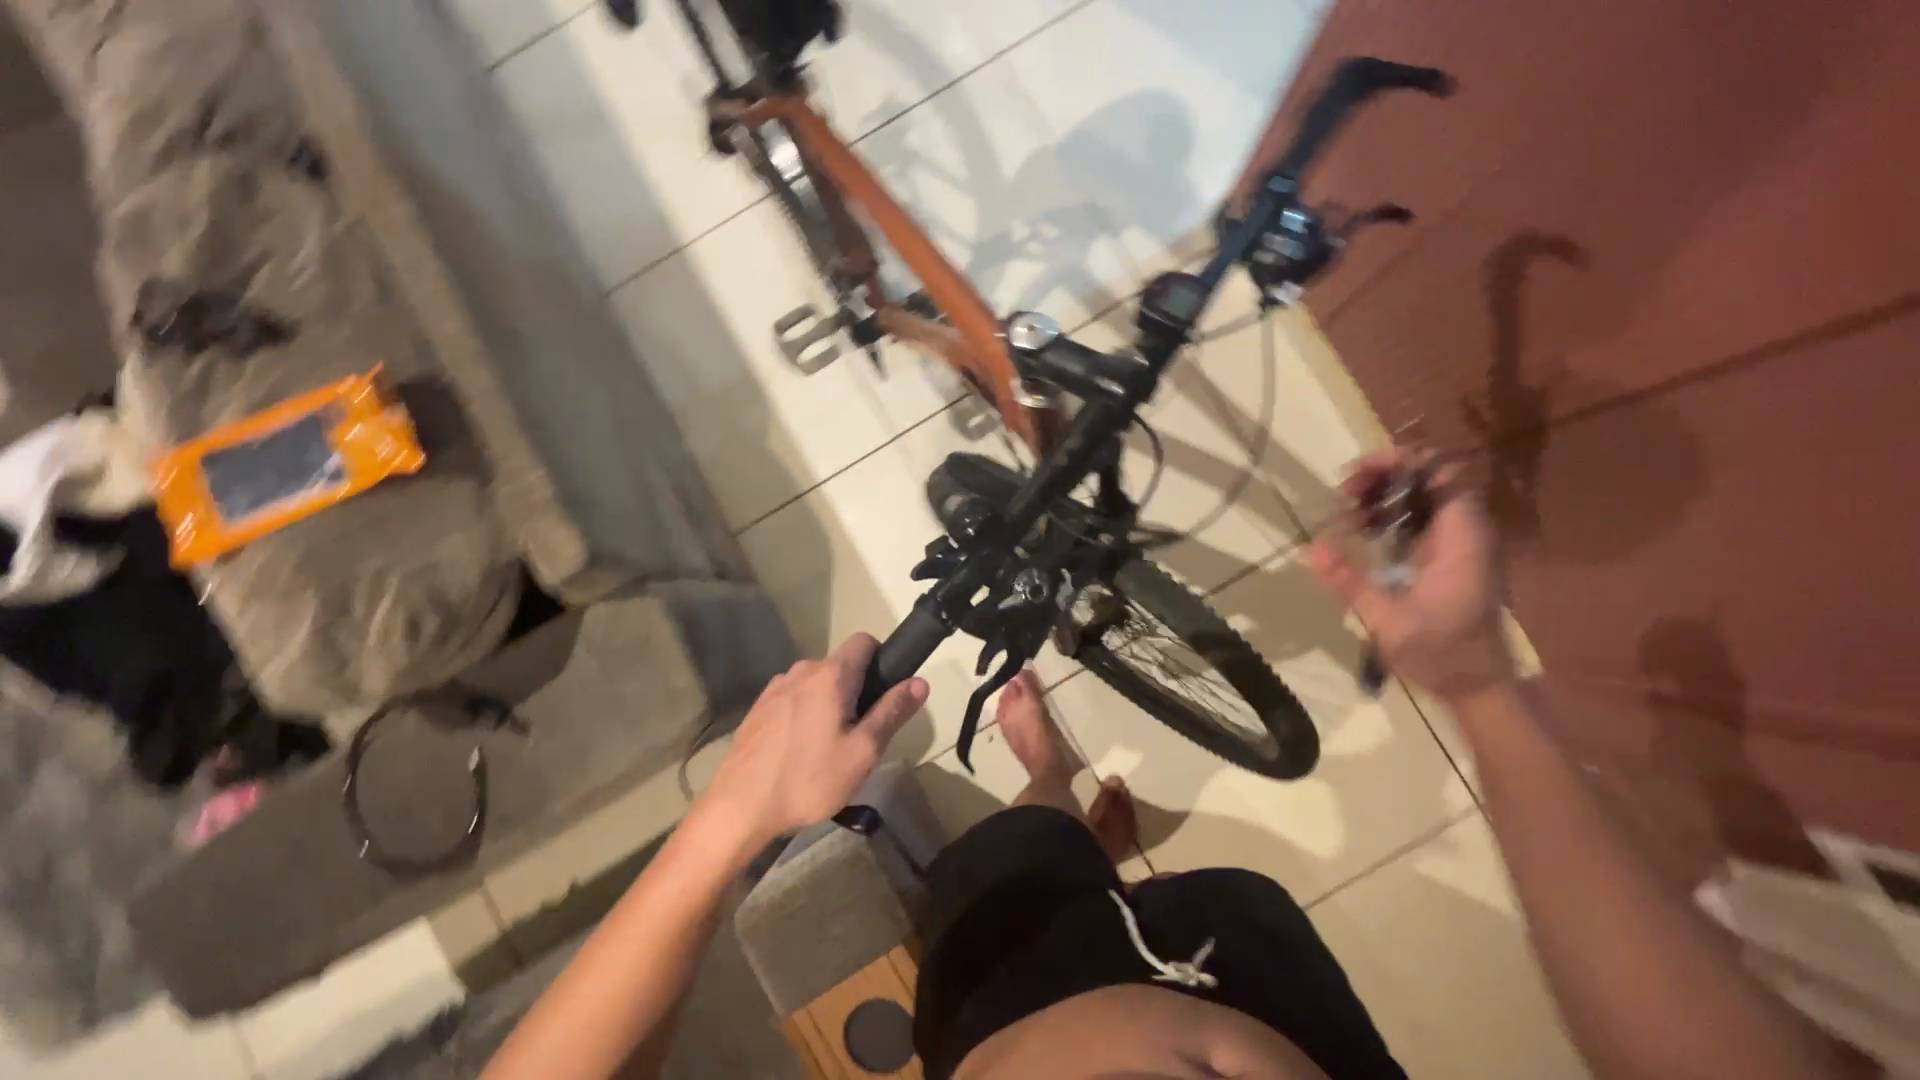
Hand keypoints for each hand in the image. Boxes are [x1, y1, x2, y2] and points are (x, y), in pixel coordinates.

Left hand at [698, 634, 928, 847]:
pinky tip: (800, 754)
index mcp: (830, 675)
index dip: (882, 660)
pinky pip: (794, 701)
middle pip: (841, 667)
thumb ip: (892, 712)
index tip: (885, 695)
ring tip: (828, 751)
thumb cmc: (809, 779)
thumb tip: (920, 682)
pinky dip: (805, 717)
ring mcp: (775, 689)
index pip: (865, 641)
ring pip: (816, 686)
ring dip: (829, 706)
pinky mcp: (758, 709)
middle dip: (856, 692)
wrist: (740, 806)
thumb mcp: (863, 751)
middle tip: (860, 737)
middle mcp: (801, 671)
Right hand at [1308, 449, 1515, 705]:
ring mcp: (1458, 546)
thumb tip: (1310, 550)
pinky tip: (1363, 534)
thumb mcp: (1388, 621)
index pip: (1438, 475)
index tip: (1357, 474)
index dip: (1399, 463)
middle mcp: (1465, 534)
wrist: (1480, 688)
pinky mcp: (1448, 560)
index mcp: (1462, 539)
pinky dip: (1390, 518)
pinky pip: (1420, 522)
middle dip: (1382, 478)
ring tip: (1346, 513)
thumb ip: (1350, 582)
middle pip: (1428, 481)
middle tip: (1343, 496)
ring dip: (1383, 497)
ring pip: (1422, 500)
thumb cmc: (1442, 654)